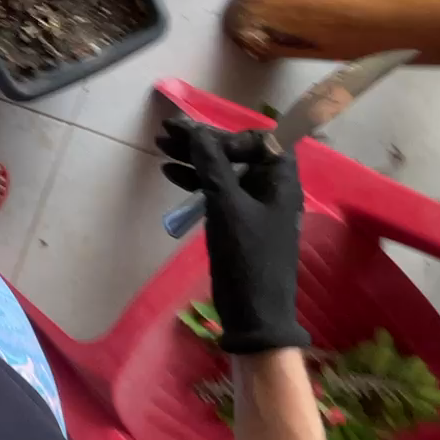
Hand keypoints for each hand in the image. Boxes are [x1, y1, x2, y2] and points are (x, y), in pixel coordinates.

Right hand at [158, 114, 307, 354]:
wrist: (253, 310)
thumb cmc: (245, 254)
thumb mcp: (225, 203)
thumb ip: (211, 162)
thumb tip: (196, 129)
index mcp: (279, 183)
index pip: (262, 140)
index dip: (230, 134)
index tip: (199, 137)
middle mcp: (269, 189)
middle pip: (237, 151)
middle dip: (202, 140)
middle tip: (166, 132)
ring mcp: (253, 205)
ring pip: (222, 169)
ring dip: (193, 156)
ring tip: (160, 147)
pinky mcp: (238, 220)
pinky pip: (216, 188)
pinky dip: (194, 178)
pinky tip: (170, 174)